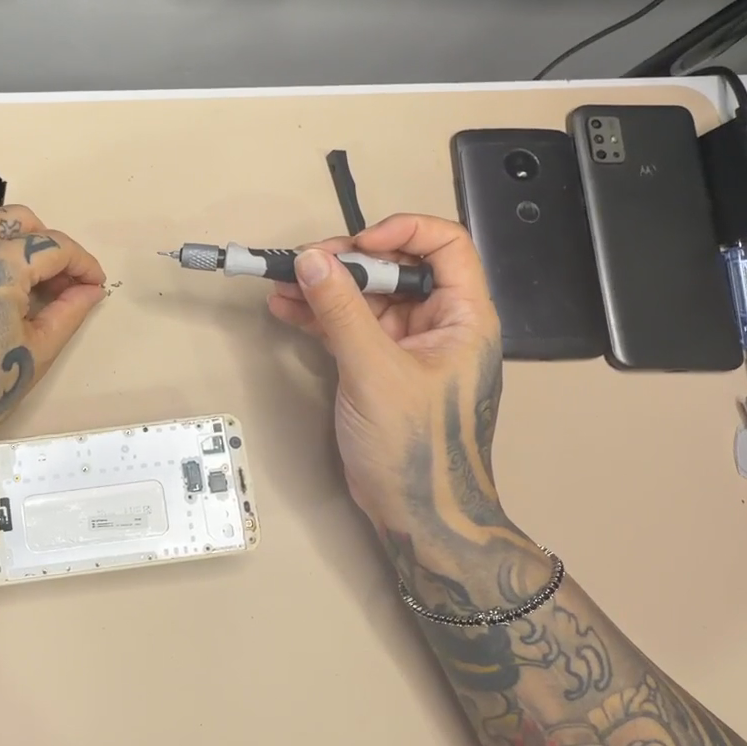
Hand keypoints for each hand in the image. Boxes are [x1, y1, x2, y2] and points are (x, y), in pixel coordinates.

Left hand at [0, 205, 106, 484]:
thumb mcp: (35, 352)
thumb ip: (68, 311)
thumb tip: (90, 289)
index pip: (52, 244)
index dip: (82, 262)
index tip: (93, 283)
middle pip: (16, 220)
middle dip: (45, 243)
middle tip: (58, 281)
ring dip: (9, 251)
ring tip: (20, 294)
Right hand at [265, 214, 503, 523]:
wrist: (418, 513)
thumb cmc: (418, 447)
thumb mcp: (375, 371)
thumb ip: (341, 311)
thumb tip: (312, 261)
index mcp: (463, 316)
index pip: (445, 245)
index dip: (402, 231)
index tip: (356, 245)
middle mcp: (439, 323)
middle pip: (396, 267)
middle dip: (348, 261)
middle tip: (305, 264)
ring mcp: (406, 345)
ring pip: (367, 296)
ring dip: (325, 287)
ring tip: (283, 283)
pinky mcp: (379, 366)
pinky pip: (349, 325)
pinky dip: (319, 315)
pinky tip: (286, 309)